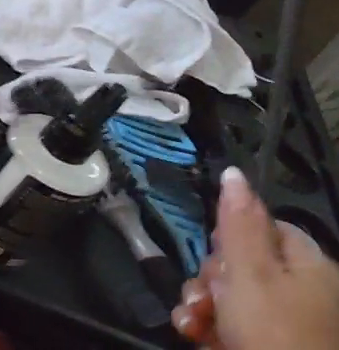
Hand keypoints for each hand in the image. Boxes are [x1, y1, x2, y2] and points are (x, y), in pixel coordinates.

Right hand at [171, 166, 338, 349]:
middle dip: (207, 275)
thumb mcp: (249, 271)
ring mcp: (289, 317)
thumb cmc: (272, 328)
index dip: (232, 232)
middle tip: (203, 293)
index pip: (267, 225)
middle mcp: (306, 289)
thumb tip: (234, 173)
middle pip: (241, 260)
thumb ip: (238, 222)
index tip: (214, 249)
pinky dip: (208, 322)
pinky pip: (232, 317)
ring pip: (229, 291)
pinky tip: (197, 331)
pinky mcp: (271, 339)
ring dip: (200, 300)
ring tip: (195, 318)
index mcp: (311, 267)